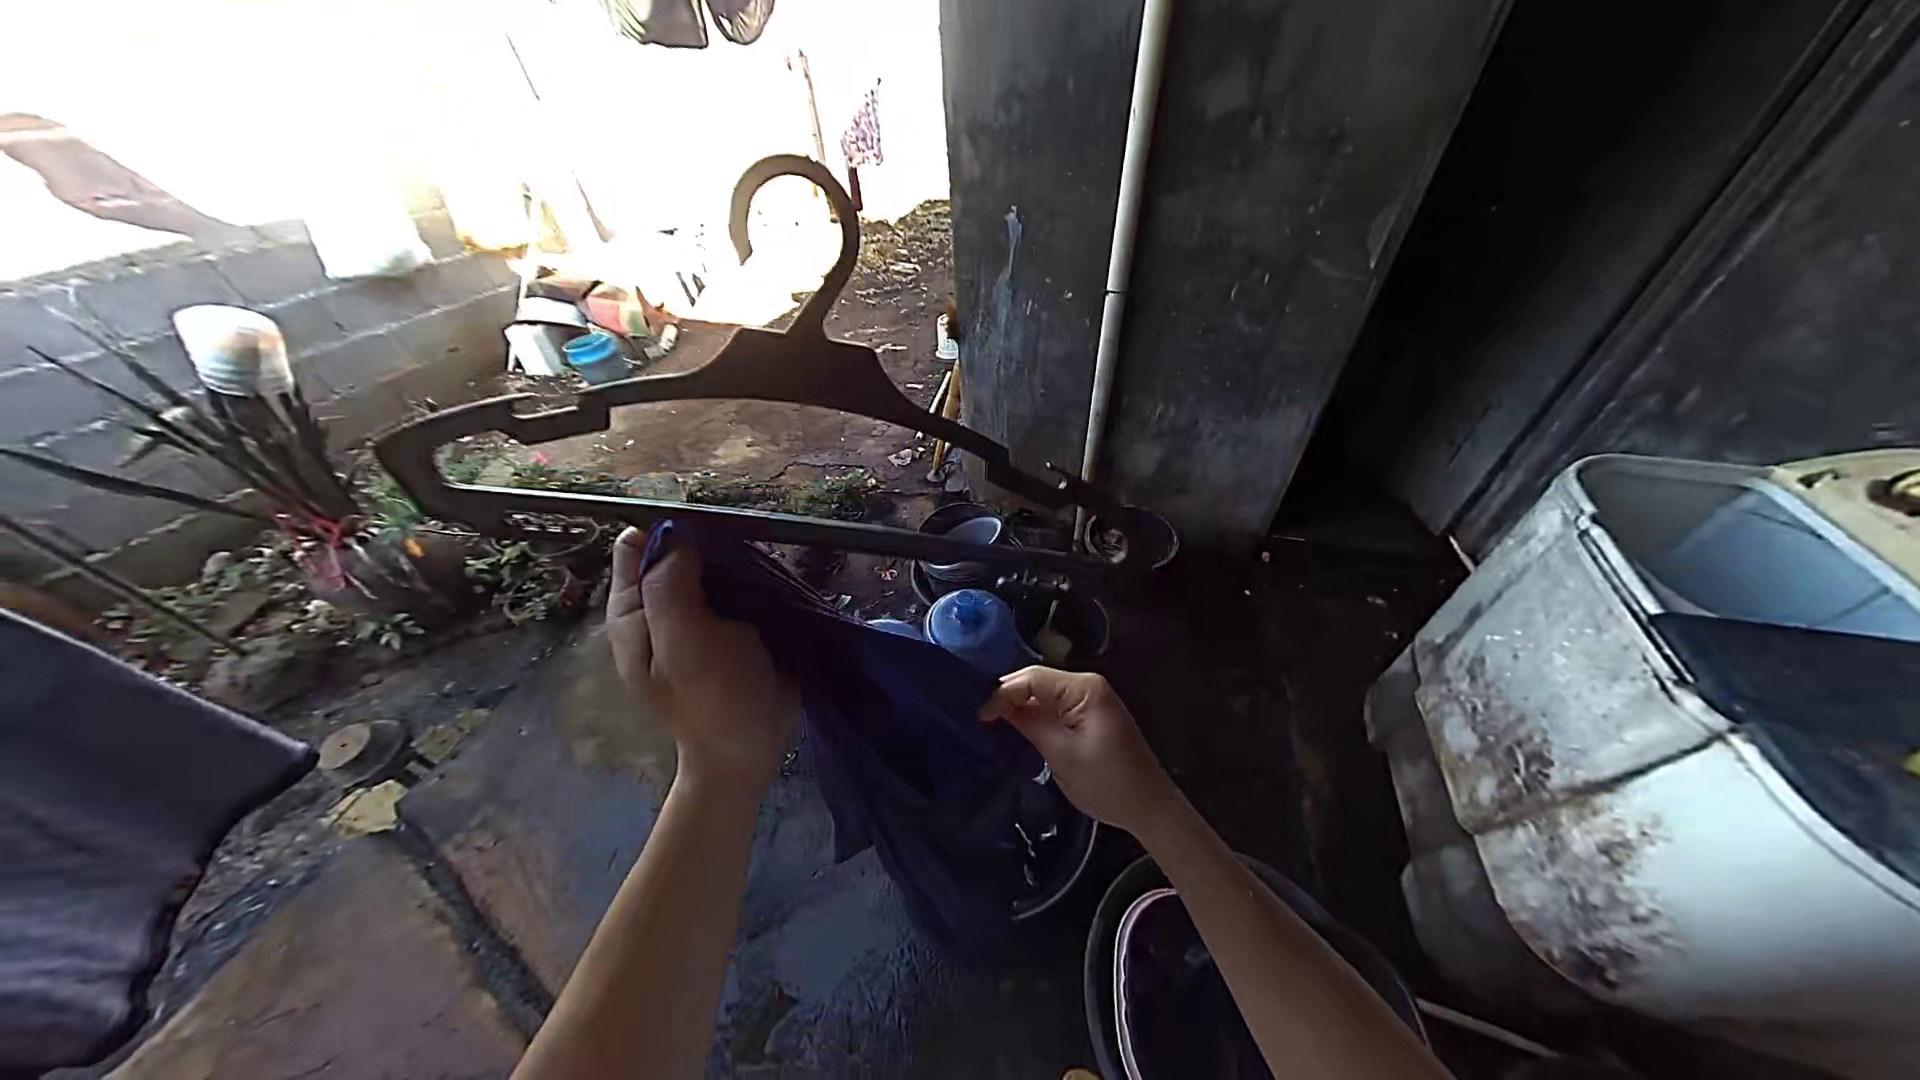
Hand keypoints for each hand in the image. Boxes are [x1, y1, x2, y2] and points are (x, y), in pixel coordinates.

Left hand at [607, 526, 796, 794]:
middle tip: (742, 544)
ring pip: (708, 566)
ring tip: (761, 558)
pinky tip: (770, 576)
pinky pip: (735, 586)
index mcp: (634, 613)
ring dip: (732, 558)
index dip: (668, 532)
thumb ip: (670, 589)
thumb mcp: (685, 646)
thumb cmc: (713, 701)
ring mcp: (696, 617)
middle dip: (705, 542)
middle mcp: (660, 609)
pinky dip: (750, 576)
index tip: (707, 532)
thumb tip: (675, 537)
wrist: (751, 748)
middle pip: (676, 552)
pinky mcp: (729, 624)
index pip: (637, 547)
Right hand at [978, 666, 1182, 835]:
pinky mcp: (1086, 716)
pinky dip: (1033, 717)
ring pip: (1041, 695)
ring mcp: (1087, 700)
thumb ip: (1028, 723)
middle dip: (1007, 699)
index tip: (979, 717)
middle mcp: (1086, 685)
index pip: (1031, 678)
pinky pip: (1052, 708)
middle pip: (1035, 682)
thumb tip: (995, 707)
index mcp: (1084, 688)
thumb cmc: (1108, 783)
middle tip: (979, 720)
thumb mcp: (1061, 754)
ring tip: (989, 725)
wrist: (1149, 808)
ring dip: (1018, 708)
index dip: (1001, 694)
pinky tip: (1013, 729)